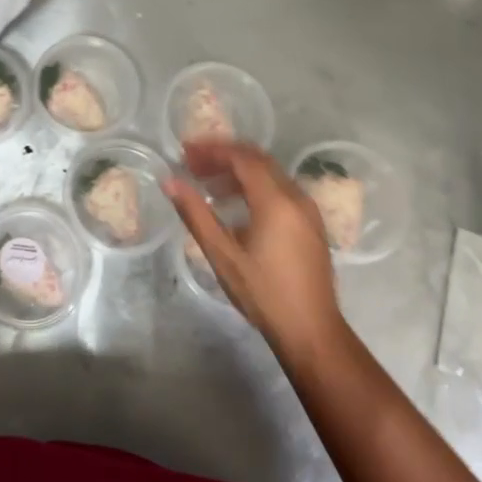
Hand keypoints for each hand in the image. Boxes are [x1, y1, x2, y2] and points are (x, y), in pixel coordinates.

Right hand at [164, 141, 341, 357]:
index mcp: (276, 201)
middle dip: (223, 156)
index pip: (242, 158)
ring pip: (270, 173)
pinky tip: (234, 203)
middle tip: (192, 163)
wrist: (312, 331)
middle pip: (257, 160)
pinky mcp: (311, 224)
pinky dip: (254, 185)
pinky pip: (280, 189)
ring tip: (207, 183)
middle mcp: (296, 197)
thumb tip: (169, 181)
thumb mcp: (222, 255)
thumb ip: (195, 214)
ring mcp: (308, 210)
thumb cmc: (264, 293)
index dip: (212, 150)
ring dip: (238, 170)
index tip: (184, 152)